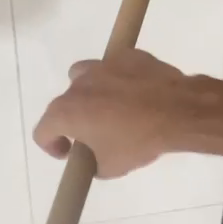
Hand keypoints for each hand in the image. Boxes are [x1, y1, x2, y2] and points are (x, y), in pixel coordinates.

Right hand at [32, 49, 195, 176]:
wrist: (179, 110)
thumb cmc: (139, 140)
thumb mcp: (111, 167)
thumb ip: (93, 163)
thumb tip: (95, 159)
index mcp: (67, 112)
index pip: (43, 131)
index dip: (52, 145)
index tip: (68, 154)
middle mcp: (79, 84)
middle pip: (65, 102)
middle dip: (75, 119)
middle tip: (94, 133)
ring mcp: (104, 65)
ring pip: (85, 76)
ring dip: (90, 92)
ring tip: (110, 106)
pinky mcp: (129, 55)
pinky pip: (116, 68)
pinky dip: (120, 79)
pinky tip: (137, 92)